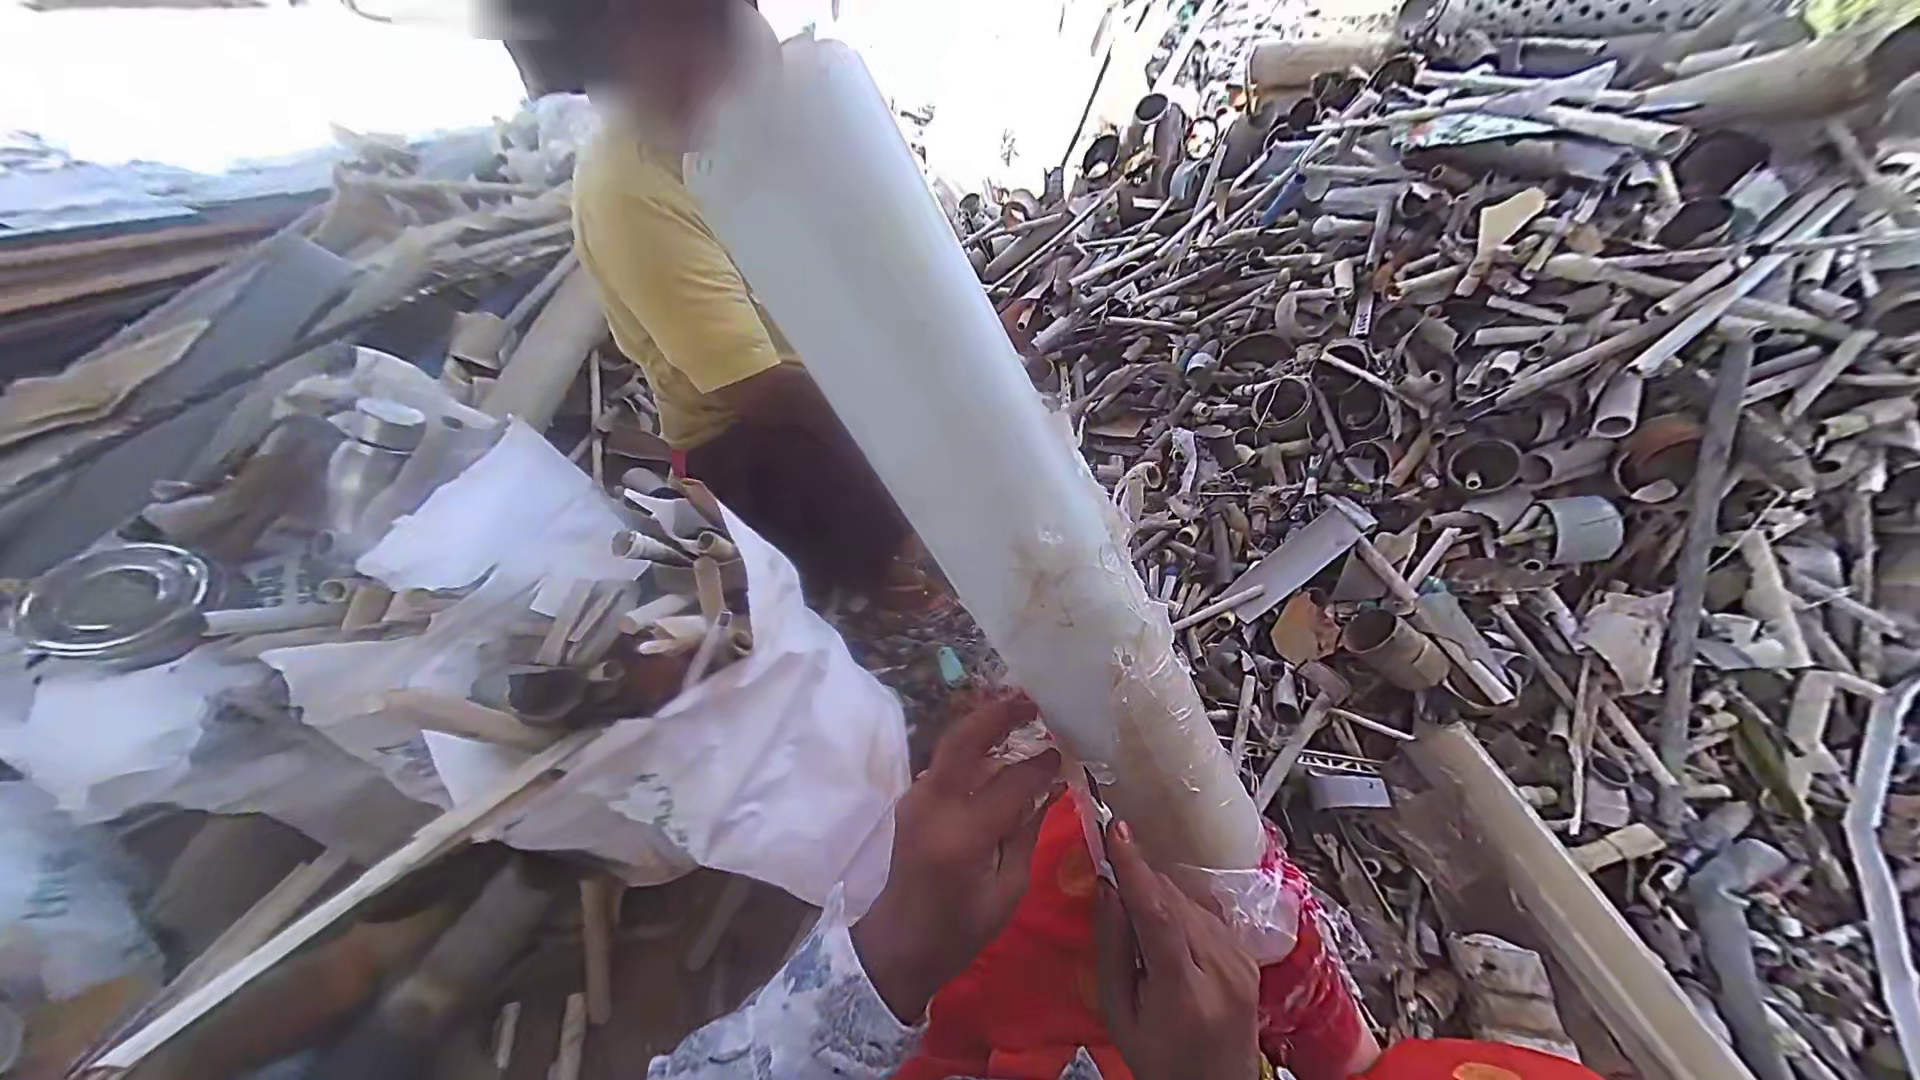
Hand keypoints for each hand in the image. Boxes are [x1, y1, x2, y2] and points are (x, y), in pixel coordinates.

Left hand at [851, 691, 1062, 1020]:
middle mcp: (933, 805)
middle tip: (1031, 699)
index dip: (1039, 765)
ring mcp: (915, 796)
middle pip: (965, 741)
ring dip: (984, 722)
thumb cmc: (961, 928)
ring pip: (951, 743)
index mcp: (962, 837)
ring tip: (1017, 708)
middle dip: (999, 713)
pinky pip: (946, 760)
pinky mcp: (911, 796)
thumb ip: (1027, 830)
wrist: (899, 941)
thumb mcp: (1008, 889)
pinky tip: (996, 741)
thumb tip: (1053, 783)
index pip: (1009, 784)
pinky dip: (972, 744)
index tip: (1061, 752)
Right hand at [1095, 819, 1262, 1079]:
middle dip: (1139, 881)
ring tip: (1139, 923)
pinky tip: (1166, 932)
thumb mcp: (1119, 1013)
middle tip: (1112, 882)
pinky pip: (1202, 910)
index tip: (1116, 829)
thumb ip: (1112, 947)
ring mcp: (1241, 961)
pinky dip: (1177, 907)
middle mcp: (1222, 970)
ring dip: (1157, 894)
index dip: (1135, 868)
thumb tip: (1108, 885)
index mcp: (1186, 993)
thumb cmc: (1159, 1058)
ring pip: (1186, 899)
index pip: (1158, 916)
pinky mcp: (1248, 953)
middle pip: (1171, 900)